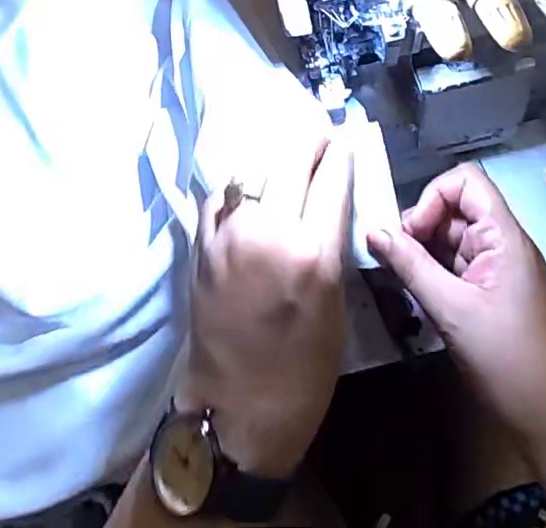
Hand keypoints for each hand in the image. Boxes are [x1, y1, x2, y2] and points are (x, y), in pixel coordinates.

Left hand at [180, 137, 352, 477]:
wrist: (234, 409)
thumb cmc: (304, 365)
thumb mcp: (336, 299)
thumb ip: (331, 239)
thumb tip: (332, 196)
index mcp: (312, 254)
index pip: (331, 179)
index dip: (341, 152)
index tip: (345, 139)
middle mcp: (268, 234)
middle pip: (291, 160)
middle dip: (310, 141)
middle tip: (321, 135)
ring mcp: (228, 236)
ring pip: (253, 168)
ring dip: (274, 155)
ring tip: (289, 152)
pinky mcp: (201, 245)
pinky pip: (223, 194)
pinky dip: (242, 182)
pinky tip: (253, 183)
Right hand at [366, 165, 545, 453]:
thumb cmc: (508, 360)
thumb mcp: (453, 311)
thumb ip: (411, 267)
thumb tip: (374, 232)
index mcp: (505, 235)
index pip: (467, 181)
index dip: (434, 197)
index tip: (411, 233)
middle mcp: (504, 243)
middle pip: (459, 208)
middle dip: (423, 224)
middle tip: (397, 256)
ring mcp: (500, 267)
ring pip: (455, 238)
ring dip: (426, 250)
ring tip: (402, 275)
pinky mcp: (494, 291)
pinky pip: (460, 264)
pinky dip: (436, 271)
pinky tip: (418, 291)